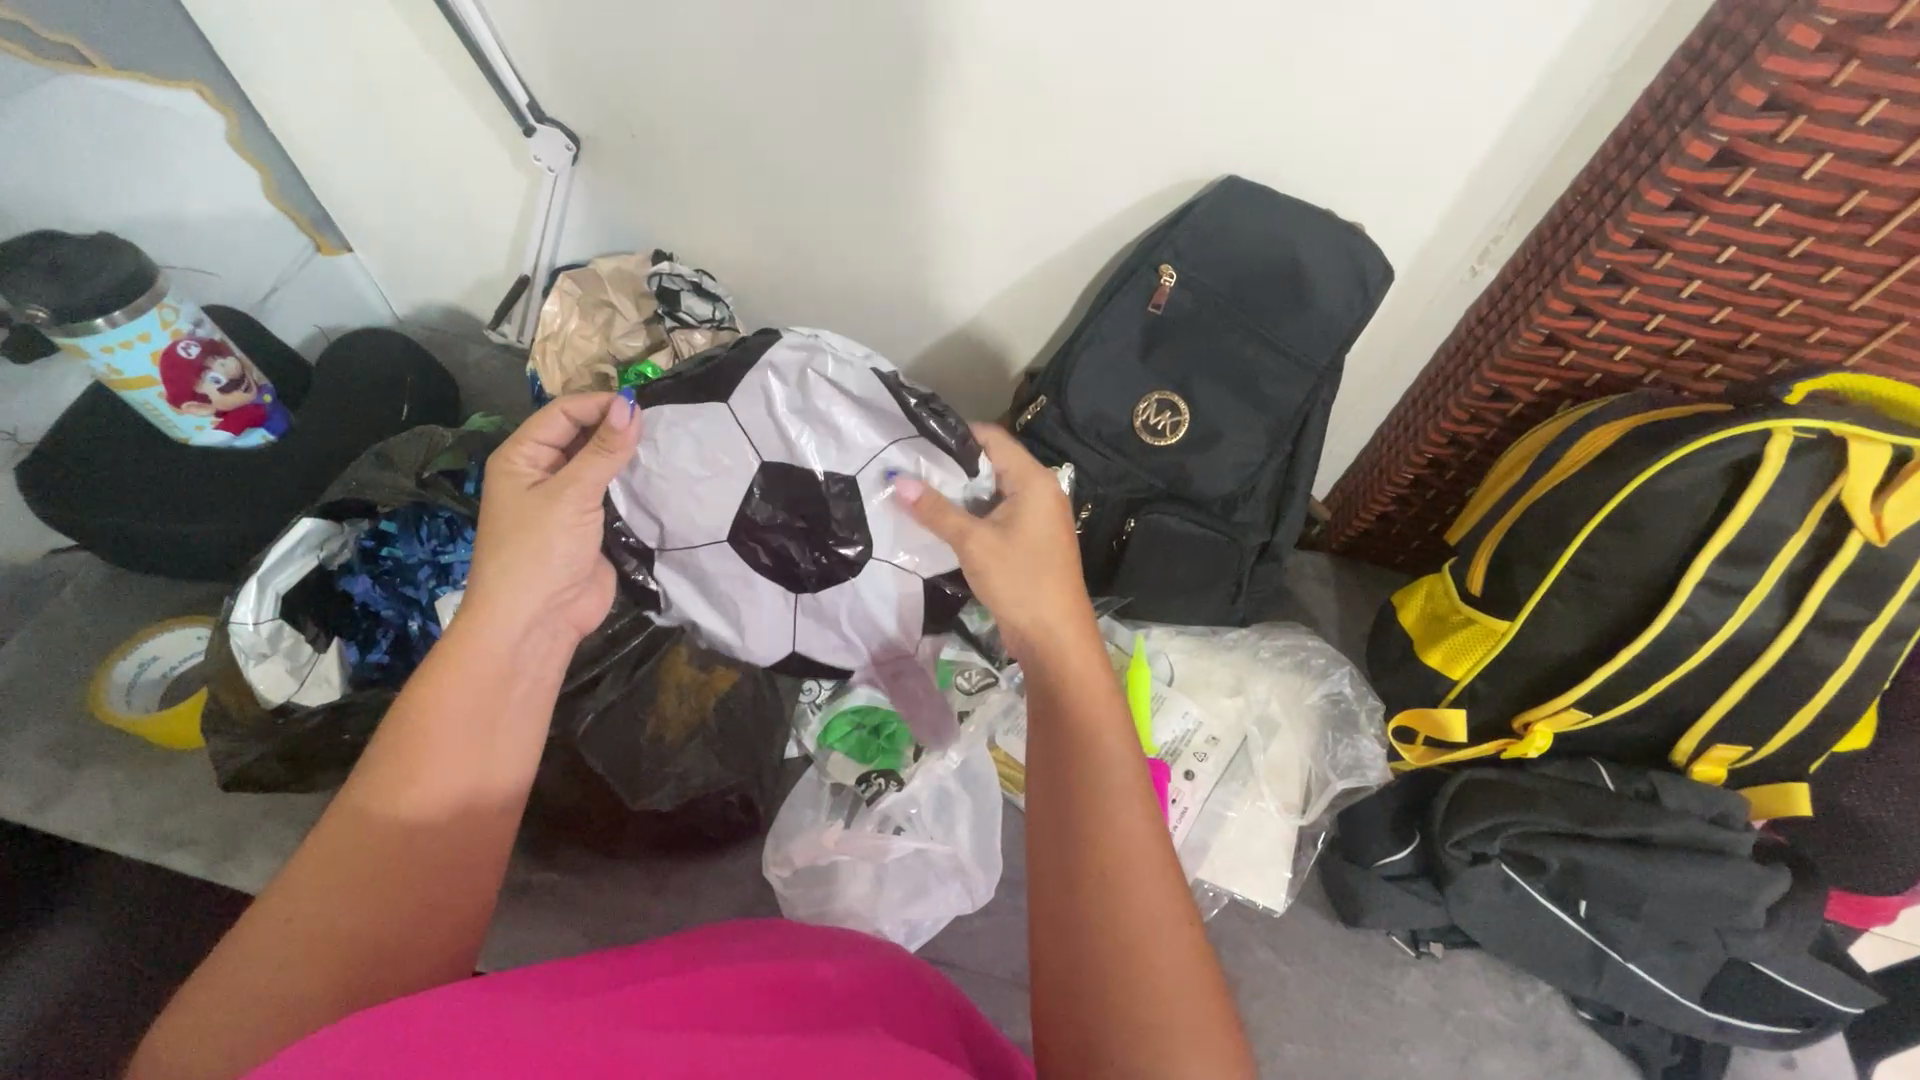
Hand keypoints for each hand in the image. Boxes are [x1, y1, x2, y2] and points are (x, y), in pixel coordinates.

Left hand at [463, 391, 642, 648]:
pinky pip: (615, 494)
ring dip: (629, 456)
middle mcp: (543, 473)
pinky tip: (662, 475)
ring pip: (602, 465)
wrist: (537, 621)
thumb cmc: (539, 551)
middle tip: (663, 420)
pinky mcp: (592, 526)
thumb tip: (631, 405)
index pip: (563, 414)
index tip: (643, 405)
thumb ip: (603, 450)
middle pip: (582, 436)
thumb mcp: (571, 495)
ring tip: (668, 443)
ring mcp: (569, 501)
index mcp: (522, 457)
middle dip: (617, 426)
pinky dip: (635, 484)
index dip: (599, 404)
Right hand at [894, 423, 1096, 662]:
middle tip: (909, 468)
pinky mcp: (1031, 539)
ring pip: (992, 492)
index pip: (992, 438)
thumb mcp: (972, 542)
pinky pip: (998, 515)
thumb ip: (935, 510)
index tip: (916, 441)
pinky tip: (942, 522)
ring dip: (960, 494)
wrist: (1055, 636)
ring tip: (917, 492)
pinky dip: (972, 515)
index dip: (955, 435)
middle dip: (952, 467)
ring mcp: (1037, 516)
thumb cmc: (1019, 580)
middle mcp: (1040, 490)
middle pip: (991, 463)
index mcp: (1033, 480)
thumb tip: (897, 480)